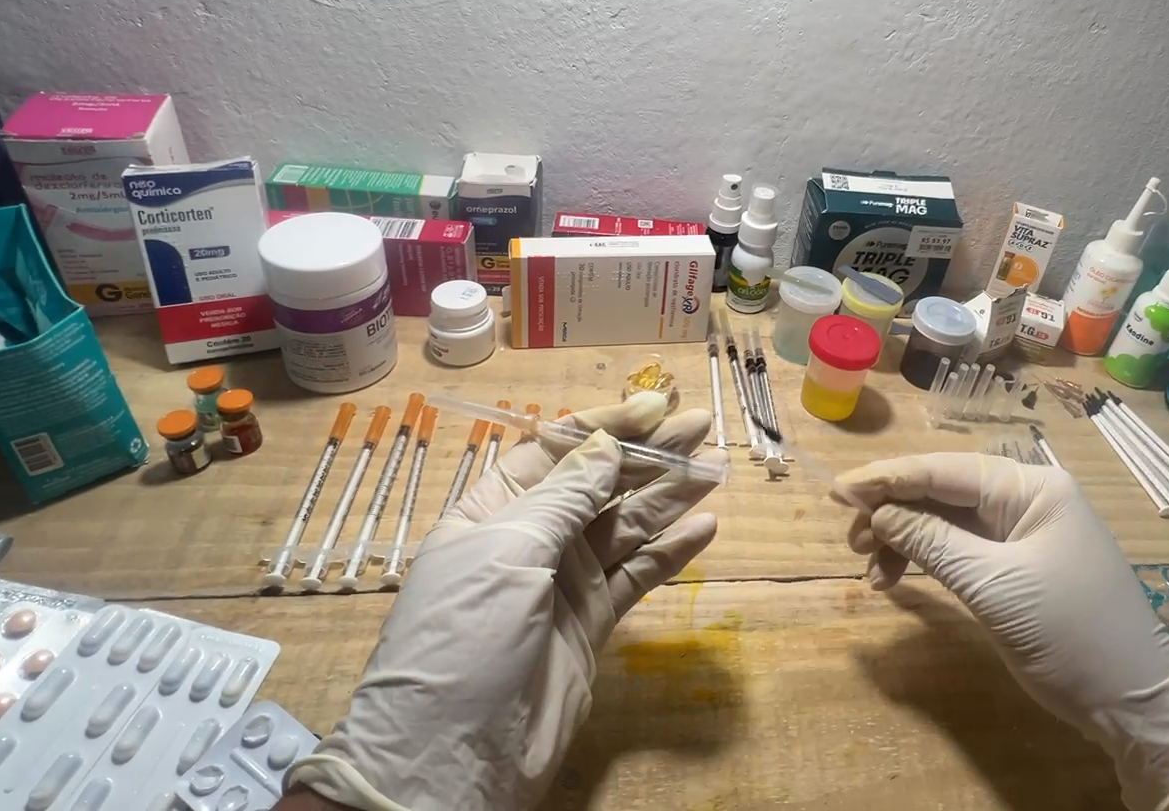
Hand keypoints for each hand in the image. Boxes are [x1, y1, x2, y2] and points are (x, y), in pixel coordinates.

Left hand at [289, 393, 728, 810]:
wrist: (452, 764)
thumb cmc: (465, 638)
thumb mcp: (508, 553)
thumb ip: (564, 497)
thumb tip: (607, 442)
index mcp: (496, 510)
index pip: (558, 450)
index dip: (606, 424)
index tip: (655, 406)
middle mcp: (534, 537)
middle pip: (601, 481)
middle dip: (649, 452)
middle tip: (700, 424)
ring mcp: (566, 580)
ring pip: (627, 524)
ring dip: (671, 494)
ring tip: (716, 466)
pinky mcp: (594, 620)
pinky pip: (639, 574)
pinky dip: (672, 551)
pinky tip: (705, 526)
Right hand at [835, 453, 1168, 810]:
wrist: (1135, 704)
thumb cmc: (1070, 634)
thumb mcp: (994, 586)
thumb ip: (931, 541)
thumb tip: (878, 511)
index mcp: (1029, 487)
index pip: (943, 470)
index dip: (887, 478)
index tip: (837, 488)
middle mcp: (1023, 498)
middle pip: (940, 492)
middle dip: (892, 512)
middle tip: (851, 539)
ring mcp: (1019, 531)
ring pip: (944, 521)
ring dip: (903, 539)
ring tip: (869, 567)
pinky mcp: (1013, 564)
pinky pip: (957, 548)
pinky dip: (923, 560)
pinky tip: (893, 578)